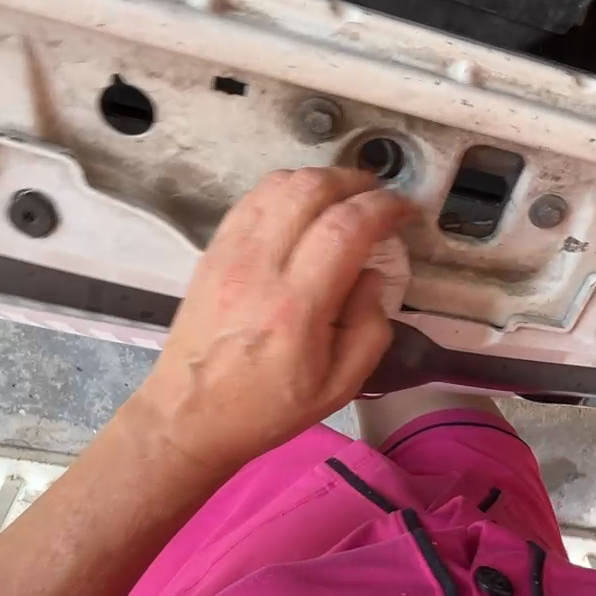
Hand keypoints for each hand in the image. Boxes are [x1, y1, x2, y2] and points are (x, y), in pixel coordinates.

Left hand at [125, 168, 414, 474]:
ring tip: (347, 197)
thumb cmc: (269, 408)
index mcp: (296, 307)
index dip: (383, 208)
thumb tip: (372, 275)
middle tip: (380, 197)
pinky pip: (253, 199)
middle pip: (310, 190)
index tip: (405, 211)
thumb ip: (370, 328)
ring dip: (321, 180)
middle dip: (355, 182)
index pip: (345, 228)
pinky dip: (287, 189)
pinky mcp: (212, 251)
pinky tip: (305, 206)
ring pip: (278, 185)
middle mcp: (260, 268)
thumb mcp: (340, 387)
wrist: (189, 416)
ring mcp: (229, 253)